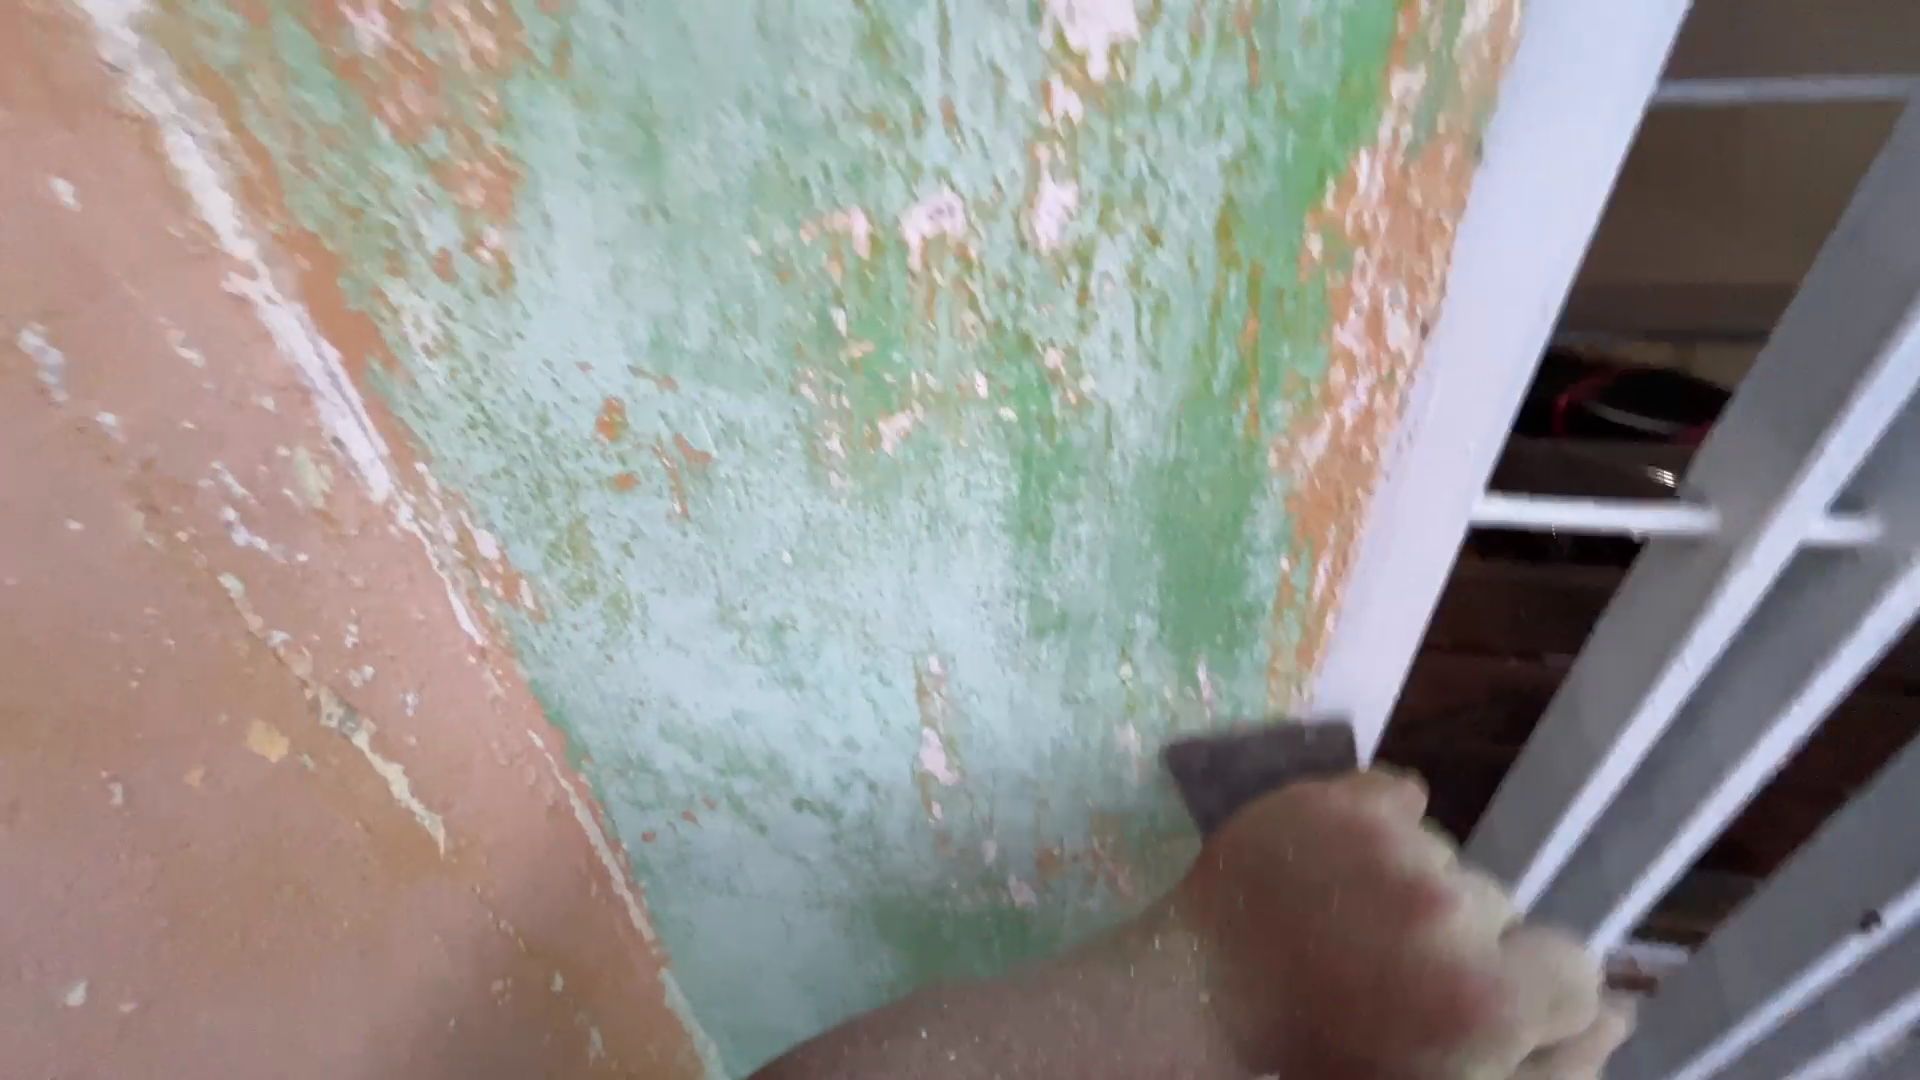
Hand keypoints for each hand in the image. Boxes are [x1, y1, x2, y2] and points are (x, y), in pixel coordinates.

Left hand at [1170, 770, 1632, 1078]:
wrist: (1209, 982)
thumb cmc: (1326, 1050)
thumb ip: (1554, 1065)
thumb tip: (1623, 1012)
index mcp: (1485, 995)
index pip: (1572, 964)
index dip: (1524, 981)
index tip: (1468, 986)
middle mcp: (1444, 905)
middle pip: (1497, 902)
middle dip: (1460, 930)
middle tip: (1390, 954)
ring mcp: (1380, 841)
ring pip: (1441, 850)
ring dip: (1412, 875)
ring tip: (1352, 909)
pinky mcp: (1328, 797)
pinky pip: (1396, 792)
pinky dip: (1384, 815)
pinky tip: (1351, 851)